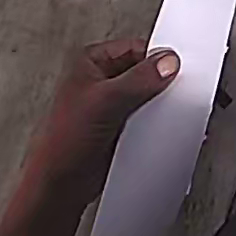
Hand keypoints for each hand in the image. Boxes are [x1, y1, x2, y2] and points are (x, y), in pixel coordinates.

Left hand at [19, 39, 179, 209]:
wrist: (60, 188)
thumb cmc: (63, 143)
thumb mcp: (105, 101)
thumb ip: (139, 79)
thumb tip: (166, 62)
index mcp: (91, 62)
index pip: (135, 47)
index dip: (156, 56)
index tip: (176, 68)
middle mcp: (102, 80)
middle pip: (144, 70)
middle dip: (160, 81)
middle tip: (175, 90)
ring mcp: (113, 103)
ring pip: (148, 94)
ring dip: (160, 103)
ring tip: (169, 110)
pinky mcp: (122, 125)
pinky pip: (148, 116)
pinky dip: (159, 120)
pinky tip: (165, 127)